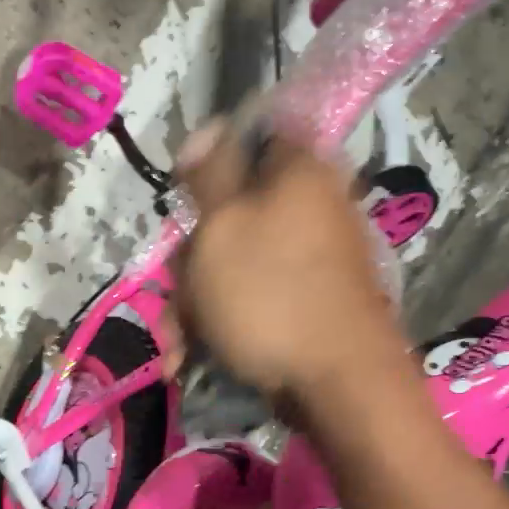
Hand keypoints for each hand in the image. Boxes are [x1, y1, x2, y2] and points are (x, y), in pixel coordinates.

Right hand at [166, 123, 407, 412]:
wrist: (334, 380)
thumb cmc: (267, 295)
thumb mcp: (221, 226)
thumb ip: (210, 173)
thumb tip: (208, 128)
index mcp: (296, 170)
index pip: (247, 139)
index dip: (204, 169)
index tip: (180, 210)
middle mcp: (309, 204)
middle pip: (228, 214)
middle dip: (188, 263)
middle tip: (174, 298)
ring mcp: (310, 256)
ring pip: (230, 264)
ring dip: (193, 306)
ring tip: (177, 348)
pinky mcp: (306, 300)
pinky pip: (249, 298)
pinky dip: (218, 326)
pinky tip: (191, 359)